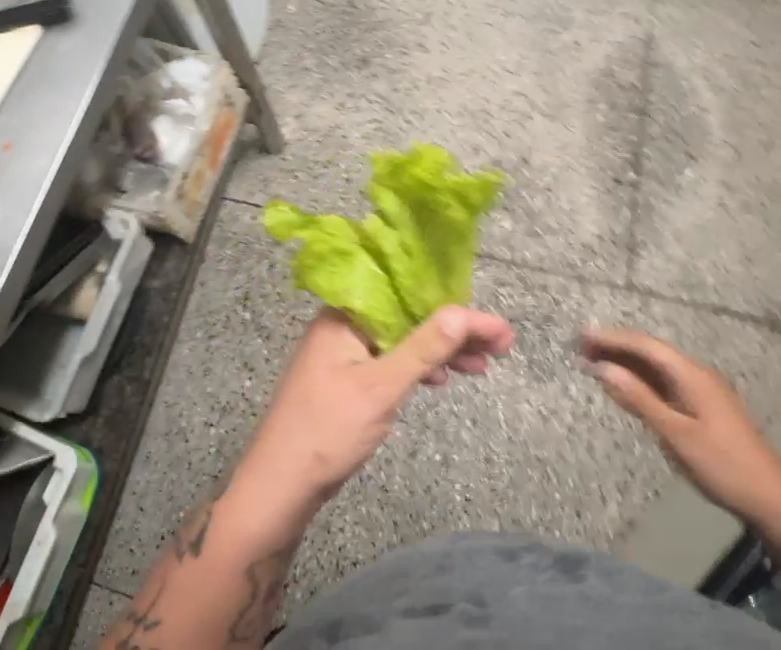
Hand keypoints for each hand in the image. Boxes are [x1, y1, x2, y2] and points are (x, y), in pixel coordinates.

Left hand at [233, 307, 513, 515]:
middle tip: (501, 346)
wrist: (280, 486)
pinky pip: (390, 362)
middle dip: (453, 330)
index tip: (495, 326)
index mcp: (343, 316)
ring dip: (440, 351)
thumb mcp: (381, 387)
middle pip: (407, 316)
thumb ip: (423, 348)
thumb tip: (463, 311)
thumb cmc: (327, 430)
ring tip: (481, 366)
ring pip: (402, 341)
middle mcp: (342, 327)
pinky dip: (417, 369)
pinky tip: (441, 380)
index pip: (407, 295)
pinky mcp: (346, 381)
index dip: (454, 306)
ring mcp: (343, 355)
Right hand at [579, 329, 780, 524]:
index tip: (581, 334)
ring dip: (623, 364)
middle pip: (648, 353)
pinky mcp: (698, 409)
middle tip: (577, 346)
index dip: (612, 338)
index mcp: (691, 376)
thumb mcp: (676, 433)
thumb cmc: (722, 464)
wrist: (769, 497)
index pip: (645, 346)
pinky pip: (661, 386)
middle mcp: (694, 376)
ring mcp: (697, 393)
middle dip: (613, 347)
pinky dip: (636, 382)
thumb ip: (639, 399)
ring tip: (589, 361)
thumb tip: (603, 368)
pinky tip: (619, 386)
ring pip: (653, 370)